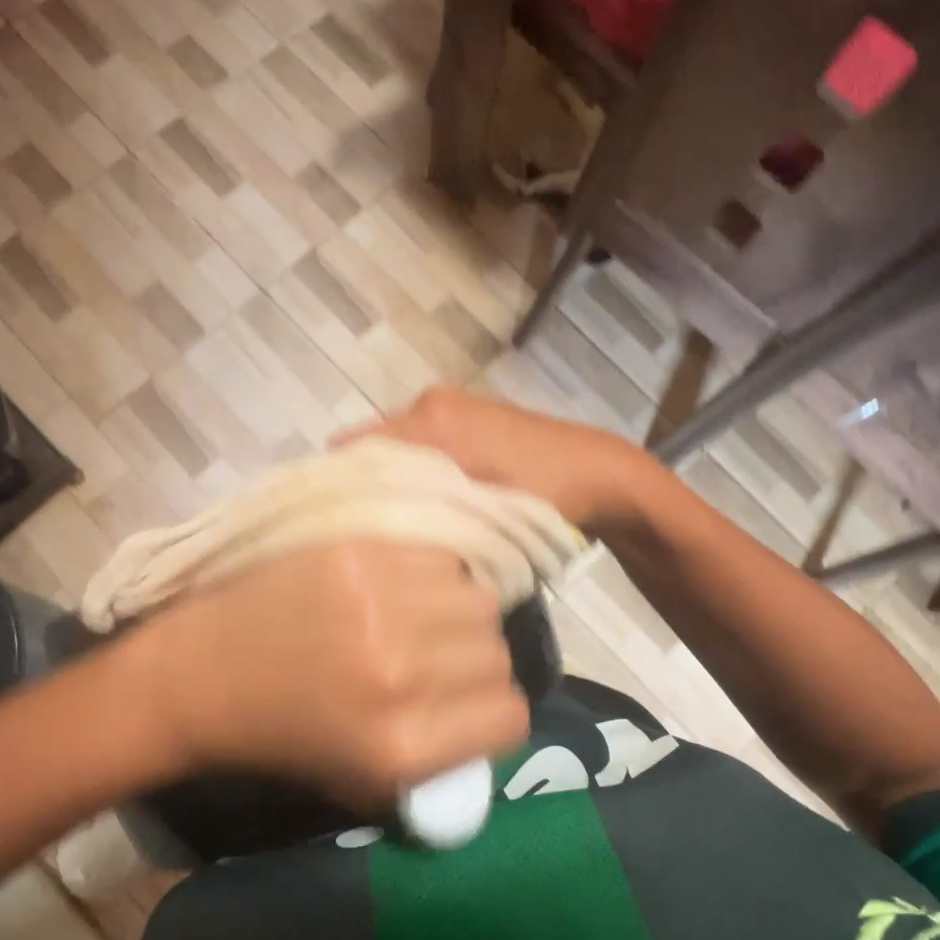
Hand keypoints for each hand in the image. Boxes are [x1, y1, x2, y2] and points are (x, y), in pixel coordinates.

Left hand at [128, 541, 530, 801]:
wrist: (203, 673)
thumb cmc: (286, 736)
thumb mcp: (370, 782)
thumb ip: (446, 759)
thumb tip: (500, 711)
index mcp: (403, 745)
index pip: (509, 714)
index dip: (492, 712)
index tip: (467, 704)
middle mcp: (401, 672)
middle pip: (496, 653)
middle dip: (476, 661)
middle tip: (437, 660)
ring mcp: (380, 604)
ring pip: (477, 599)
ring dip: (457, 613)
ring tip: (418, 619)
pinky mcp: (360, 554)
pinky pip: (439, 559)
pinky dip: (430, 575)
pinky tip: (395, 589)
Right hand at [342, 388, 652, 532]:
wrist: (603, 476)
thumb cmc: (544, 496)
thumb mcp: (478, 513)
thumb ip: (422, 515)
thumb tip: (371, 536)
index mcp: (428, 418)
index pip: (358, 451)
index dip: (345, 491)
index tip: (336, 530)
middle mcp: (431, 403)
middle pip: (376, 448)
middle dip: (369, 487)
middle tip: (365, 534)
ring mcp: (452, 408)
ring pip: (400, 450)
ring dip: (395, 482)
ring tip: (392, 526)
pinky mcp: (469, 419)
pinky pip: (424, 447)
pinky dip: (418, 473)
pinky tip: (424, 507)